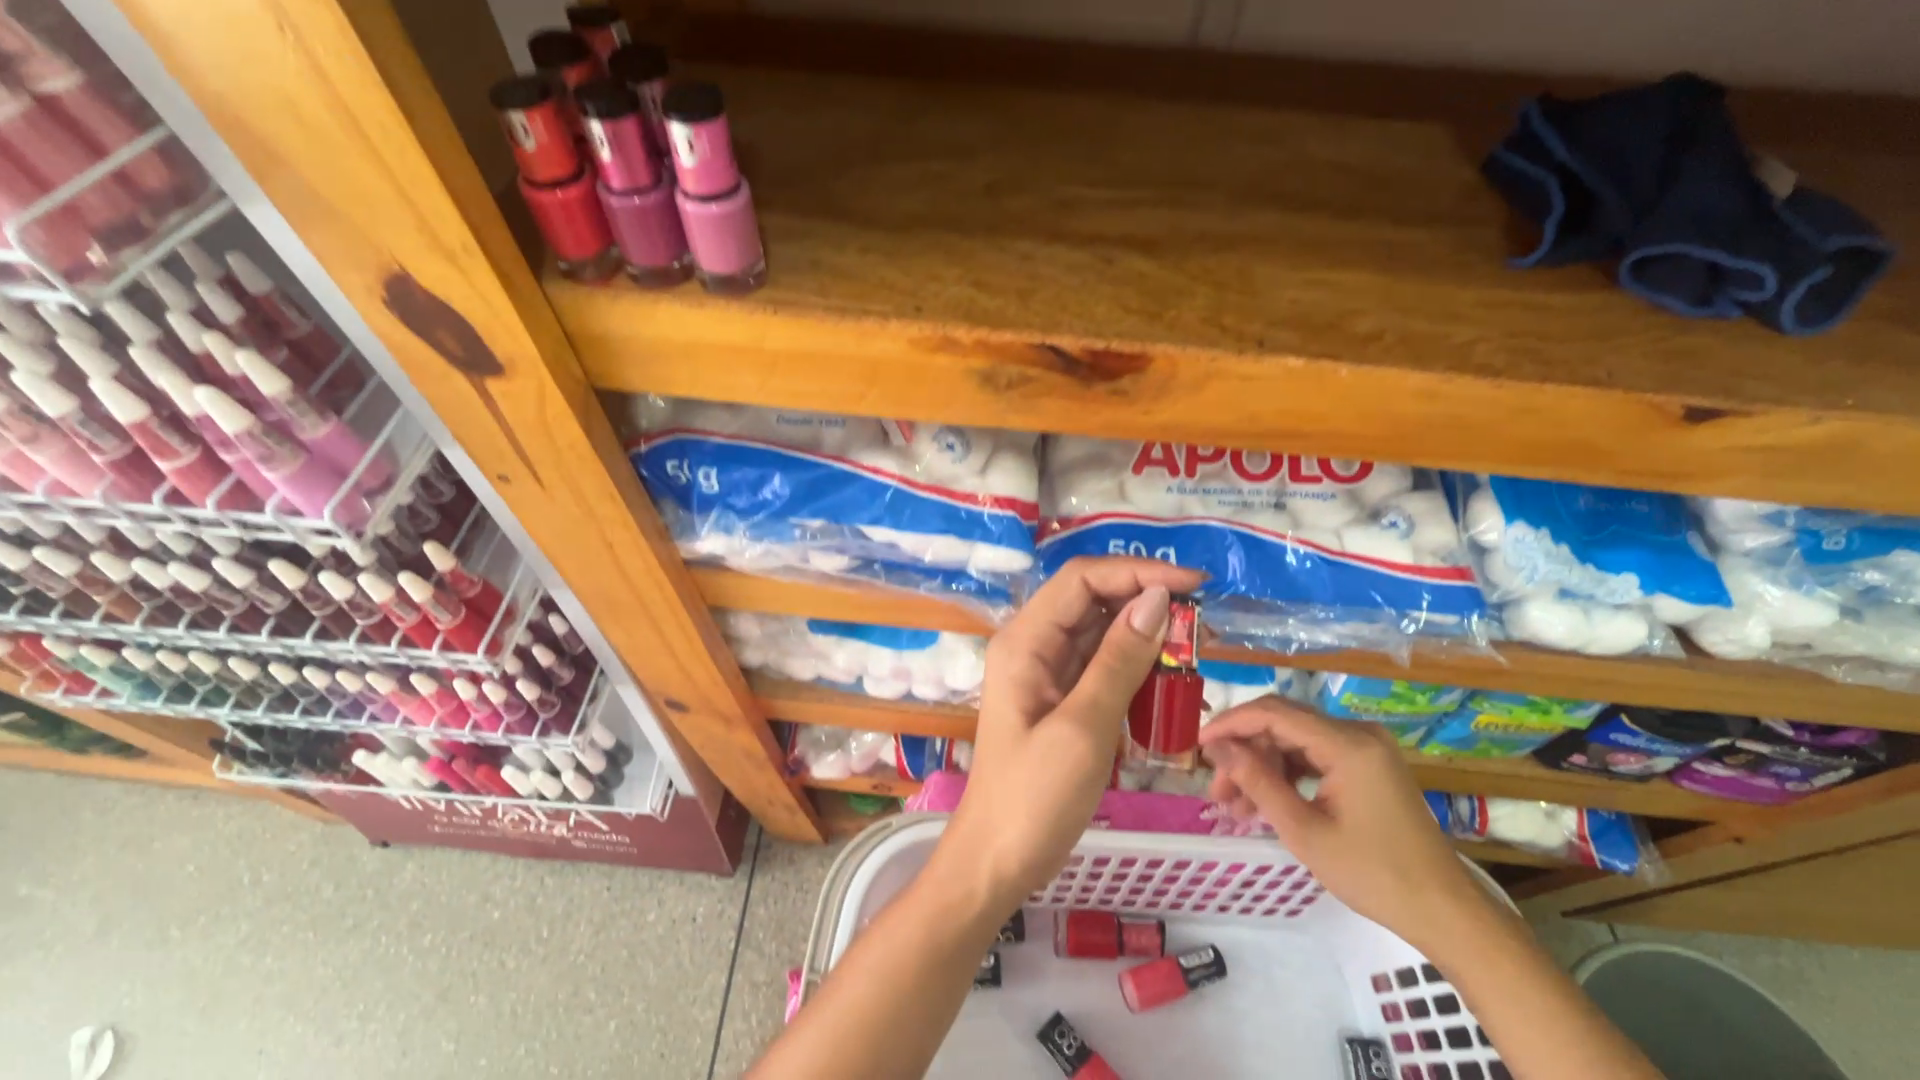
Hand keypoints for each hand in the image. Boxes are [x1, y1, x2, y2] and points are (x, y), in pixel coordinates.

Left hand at [934, 556, 1206, 912]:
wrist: (998, 862)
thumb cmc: (1034, 798)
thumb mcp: (1084, 728)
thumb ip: (1119, 660)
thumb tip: (1158, 599)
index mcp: (1025, 642)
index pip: (1082, 580)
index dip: (1137, 572)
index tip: (1194, 586)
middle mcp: (1033, 647)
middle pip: (1093, 602)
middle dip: (1147, 603)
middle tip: (1202, 624)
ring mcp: (1046, 676)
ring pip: (1101, 635)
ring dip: (1147, 638)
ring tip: (1195, 651)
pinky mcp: (1061, 703)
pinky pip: (1103, 670)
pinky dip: (1137, 671)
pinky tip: (1170, 685)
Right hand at [1198, 699, 1491, 947]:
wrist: (1442, 908)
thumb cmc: (1372, 873)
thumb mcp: (1304, 830)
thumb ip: (1257, 782)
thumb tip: (1218, 748)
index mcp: (1348, 744)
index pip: (1274, 713)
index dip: (1231, 724)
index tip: (1198, 747)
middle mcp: (1359, 734)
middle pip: (1284, 725)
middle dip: (1244, 753)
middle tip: (1216, 791)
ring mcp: (1367, 750)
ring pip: (1297, 742)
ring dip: (1263, 768)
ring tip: (1234, 807)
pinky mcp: (1370, 767)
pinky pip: (1316, 757)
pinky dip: (1288, 776)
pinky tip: (1266, 804)